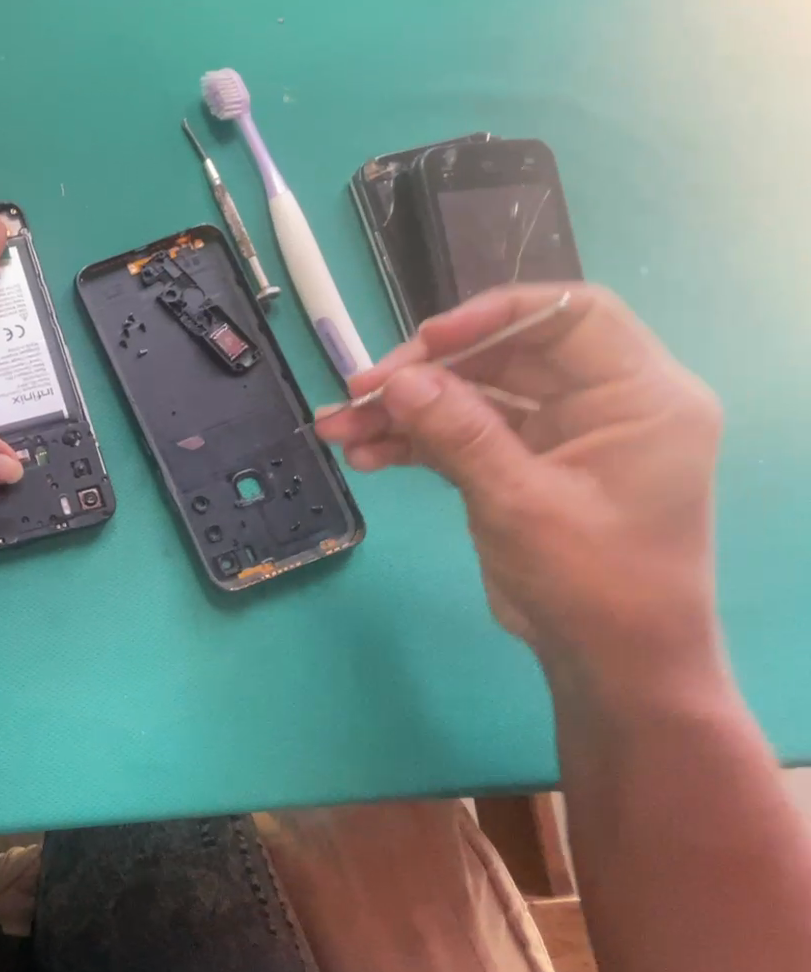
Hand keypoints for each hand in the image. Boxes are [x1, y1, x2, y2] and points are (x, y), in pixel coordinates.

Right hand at [315, 284, 723, 669]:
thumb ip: (460, 434)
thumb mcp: (522, 502)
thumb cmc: (594, 578)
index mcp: (636, 396)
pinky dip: (408, 444)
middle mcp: (597, 405)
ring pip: (465, 401)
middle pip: (500, 359)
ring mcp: (552, 437)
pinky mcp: (514, 467)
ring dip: (399, 413)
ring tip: (336, 431)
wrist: (607, 655)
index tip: (421, 344)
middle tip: (355, 395)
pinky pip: (454, 438)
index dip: (492, 316)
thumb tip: (397, 381)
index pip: (568, 317)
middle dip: (422, 375)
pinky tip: (364, 457)